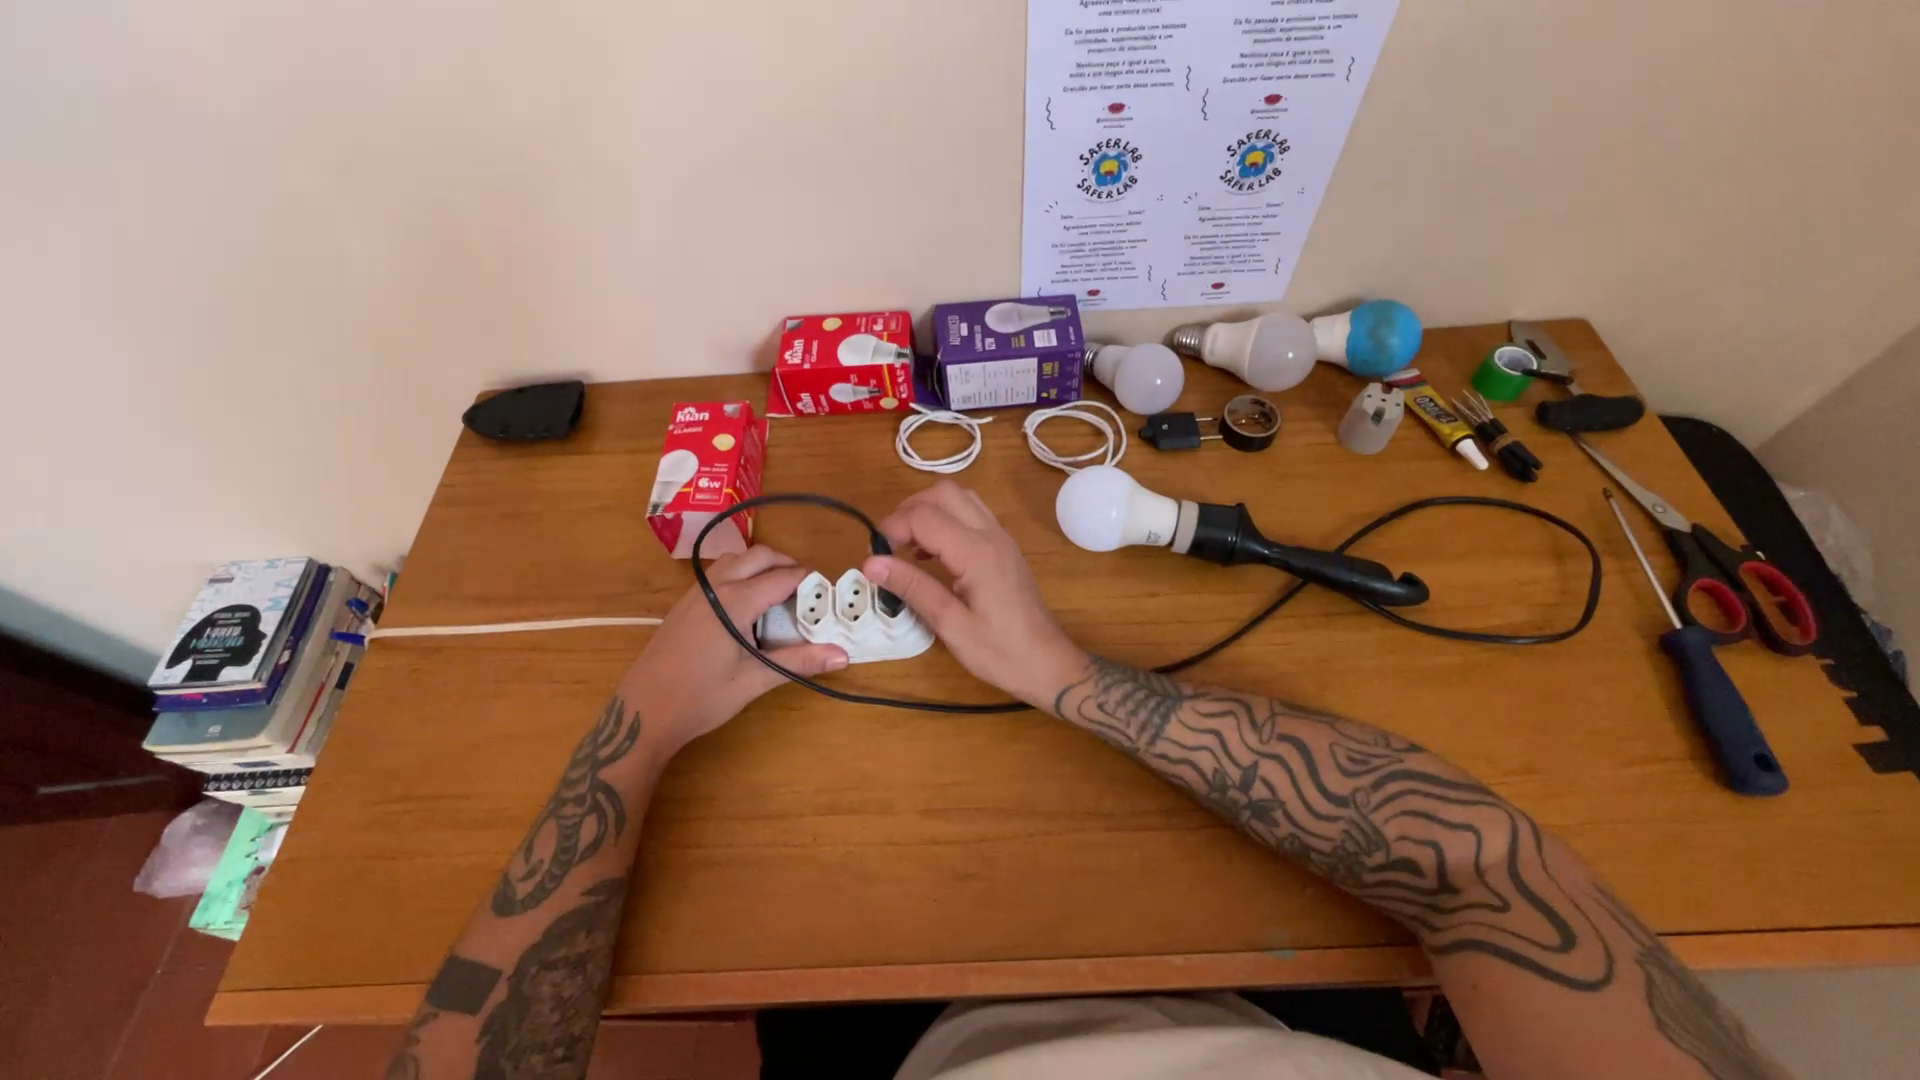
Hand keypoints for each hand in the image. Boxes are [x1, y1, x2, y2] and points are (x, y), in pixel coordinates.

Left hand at [623, 546, 847, 751]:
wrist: (643, 712)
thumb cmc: (701, 698)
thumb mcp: (754, 680)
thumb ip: (799, 662)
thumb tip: (843, 655)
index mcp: (734, 602)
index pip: (782, 577)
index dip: (809, 581)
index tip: (829, 594)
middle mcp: (715, 588)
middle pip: (758, 556)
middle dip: (787, 564)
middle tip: (808, 590)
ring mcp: (694, 593)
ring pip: (734, 560)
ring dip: (760, 566)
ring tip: (779, 593)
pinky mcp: (683, 605)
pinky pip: (718, 574)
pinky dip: (740, 575)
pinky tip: (747, 608)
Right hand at [862, 481, 1087, 705]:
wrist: (1047, 663)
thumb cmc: (1000, 653)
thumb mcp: (950, 625)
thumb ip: (913, 588)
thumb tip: (871, 563)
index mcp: (976, 553)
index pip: (924, 516)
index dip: (892, 527)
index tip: (875, 553)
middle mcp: (991, 535)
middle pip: (943, 492)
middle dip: (909, 509)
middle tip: (889, 543)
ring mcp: (1002, 538)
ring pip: (960, 497)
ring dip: (929, 510)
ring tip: (907, 545)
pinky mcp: (1005, 547)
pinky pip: (972, 514)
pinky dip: (946, 519)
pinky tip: (932, 554)